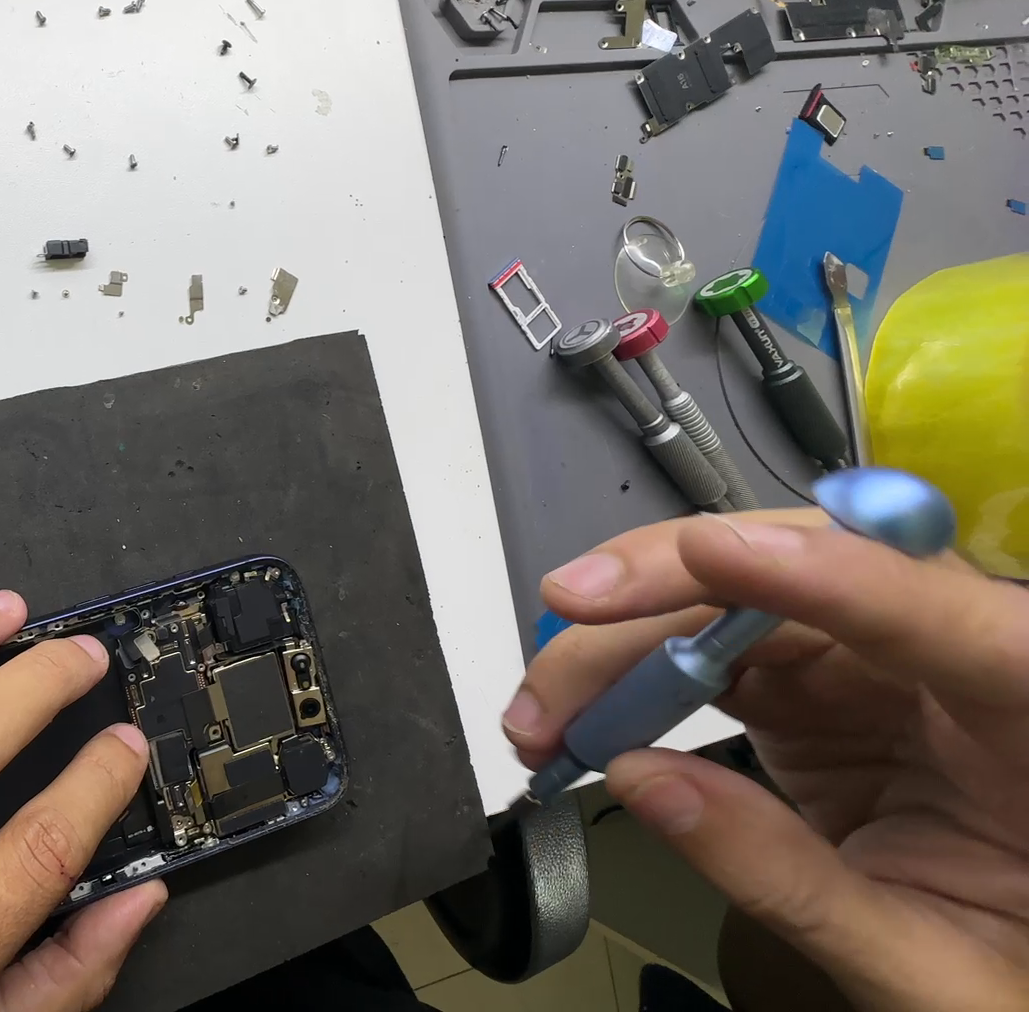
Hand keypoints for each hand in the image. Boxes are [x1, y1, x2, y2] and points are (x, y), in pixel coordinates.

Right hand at [506, 511, 1028, 1009]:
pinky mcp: (802, 682)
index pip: (940, 617)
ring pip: (713, 605)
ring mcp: (866, 666)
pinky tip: (571, 716)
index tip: (704, 550)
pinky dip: (616, 677)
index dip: (821, 573)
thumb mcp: (929, 972)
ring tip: (538, 719)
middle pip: (787, 580)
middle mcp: (946, 665)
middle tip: (560, 624)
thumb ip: (792, 879)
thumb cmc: (1021, 987)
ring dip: (608, 647)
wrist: (1026, 982)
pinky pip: (690, 649)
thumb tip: (634, 778)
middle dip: (654, 590)